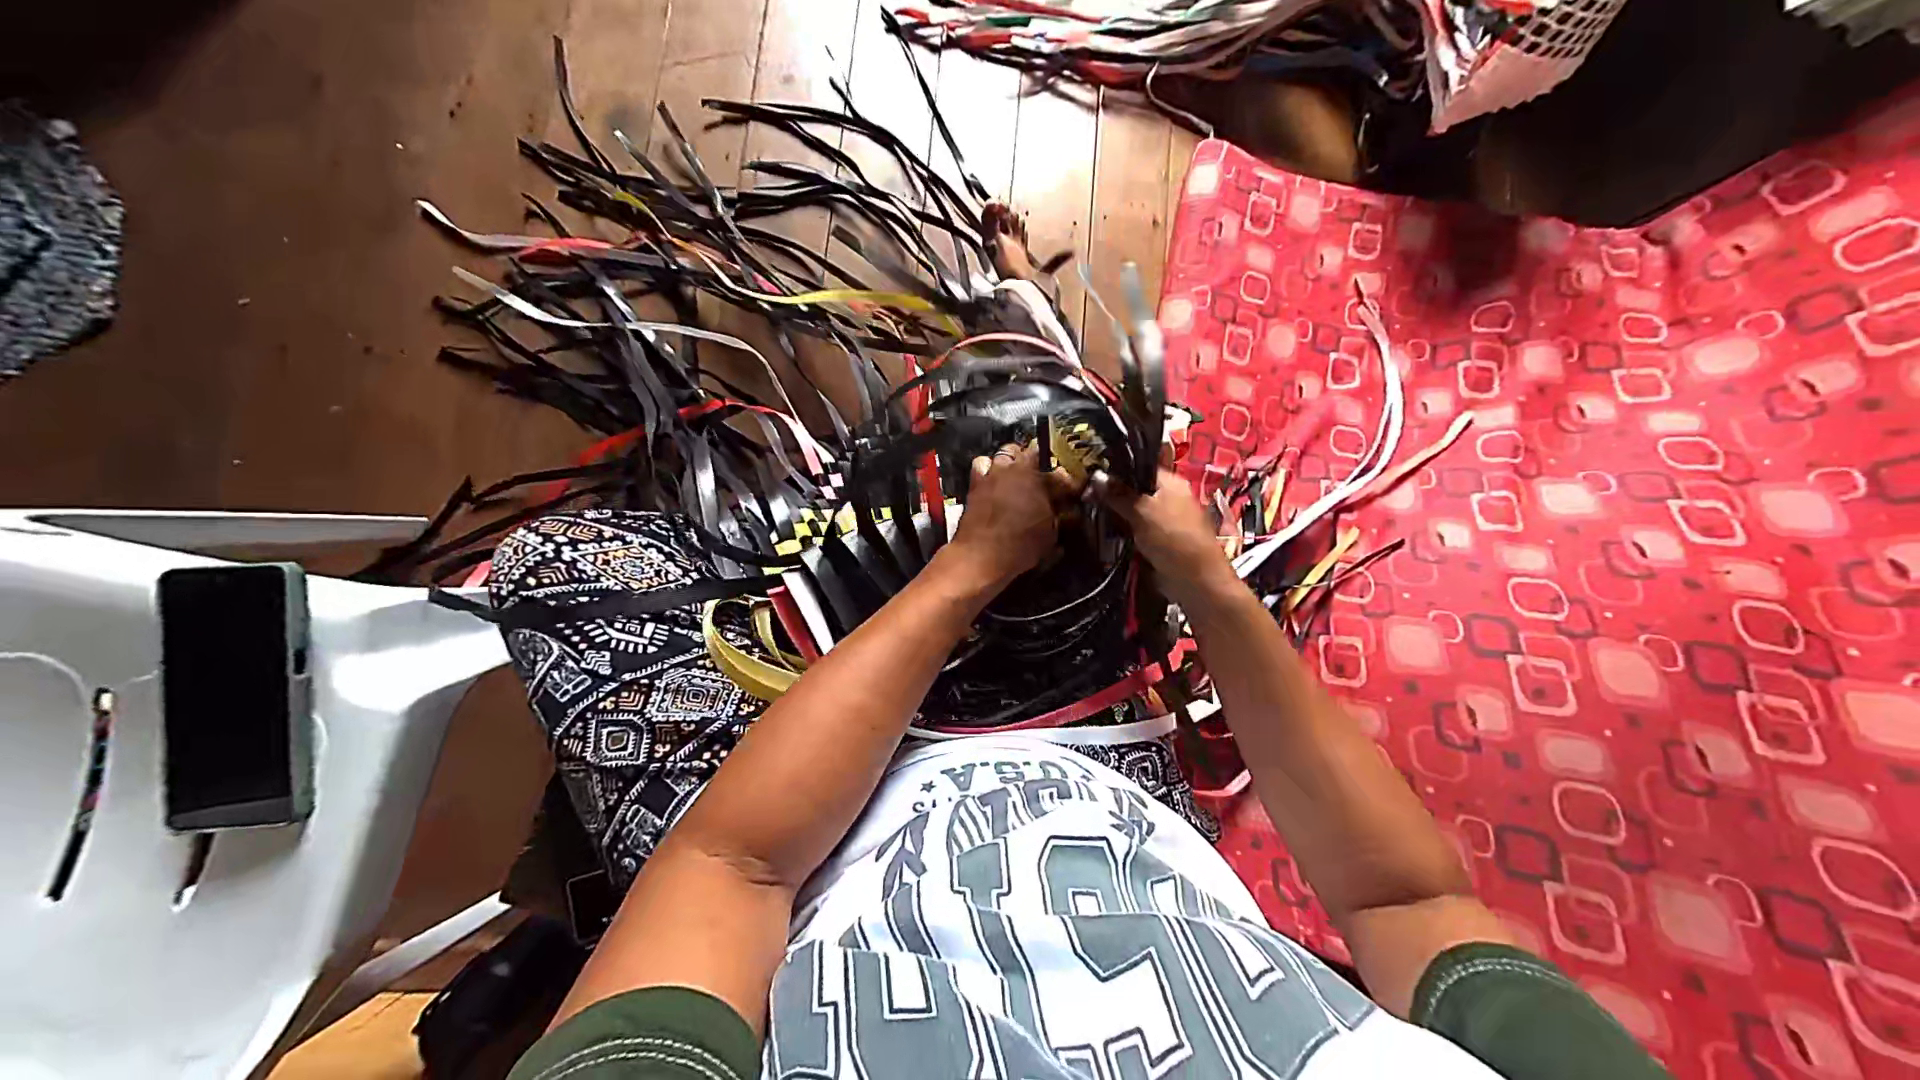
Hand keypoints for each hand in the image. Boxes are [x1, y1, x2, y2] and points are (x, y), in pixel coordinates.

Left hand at [944, 442, 1078, 589]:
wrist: (982, 555)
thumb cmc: (1019, 546)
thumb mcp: (1049, 535)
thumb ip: (1056, 518)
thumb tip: (1059, 515)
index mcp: (1040, 479)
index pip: (1060, 474)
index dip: (1067, 483)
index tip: (1069, 491)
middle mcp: (1016, 470)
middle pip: (1031, 453)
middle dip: (1039, 462)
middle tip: (1042, 477)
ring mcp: (994, 474)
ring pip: (1005, 453)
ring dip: (1012, 460)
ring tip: (1016, 474)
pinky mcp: (975, 484)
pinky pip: (981, 466)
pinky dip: (988, 470)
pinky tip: (992, 481)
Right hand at [1093, 467, 1232, 602]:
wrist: (1194, 580)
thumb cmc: (1171, 538)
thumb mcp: (1141, 511)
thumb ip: (1118, 494)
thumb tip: (1096, 476)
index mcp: (1170, 482)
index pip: (1139, 466)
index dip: (1114, 469)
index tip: (1088, 473)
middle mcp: (1167, 497)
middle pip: (1133, 490)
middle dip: (1110, 494)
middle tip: (1083, 494)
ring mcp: (1162, 520)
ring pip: (1131, 512)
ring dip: (1113, 515)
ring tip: (1086, 511)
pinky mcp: (1157, 541)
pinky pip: (1133, 530)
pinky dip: (1120, 532)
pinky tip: (1101, 531)